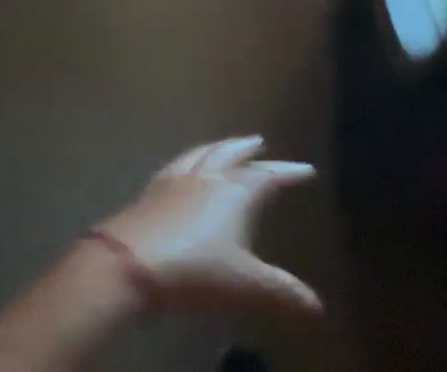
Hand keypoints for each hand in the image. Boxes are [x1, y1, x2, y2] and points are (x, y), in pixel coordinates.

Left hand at [94, 136, 321, 317]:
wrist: (129, 264)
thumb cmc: (197, 271)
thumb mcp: (247, 285)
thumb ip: (282, 292)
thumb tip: (317, 306)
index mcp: (233, 192)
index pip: (265, 176)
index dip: (286, 172)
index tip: (304, 169)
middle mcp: (203, 179)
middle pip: (227, 154)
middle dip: (244, 148)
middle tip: (257, 141)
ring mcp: (171, 183)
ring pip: (198, 155)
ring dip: (214, 149)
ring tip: (221, 147)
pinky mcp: (147, 194)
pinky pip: (172, 168)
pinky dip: (185, 162)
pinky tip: (181, 169)